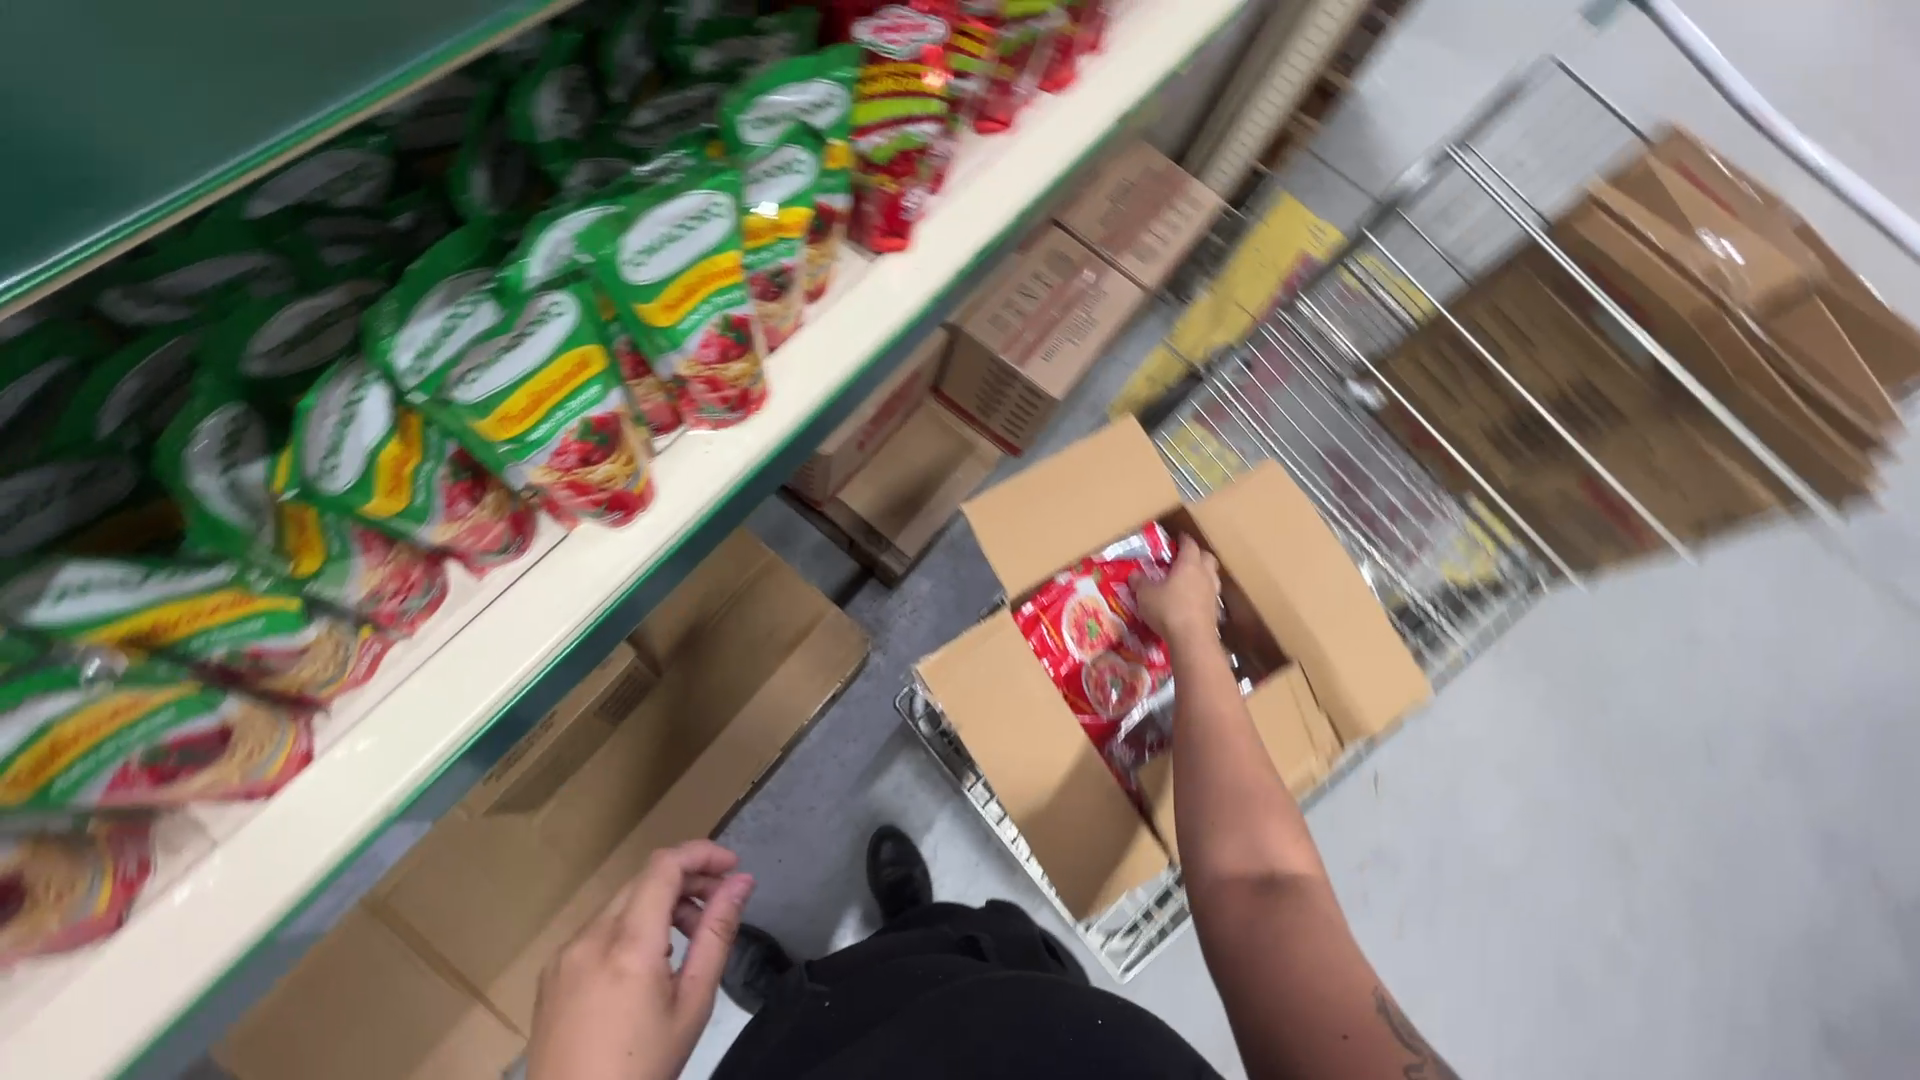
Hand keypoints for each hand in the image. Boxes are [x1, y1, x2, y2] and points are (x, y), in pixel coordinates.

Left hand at [527, 841, 754, 1079]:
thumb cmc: (645, 1067)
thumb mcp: (693, 1002)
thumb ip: (718, 934)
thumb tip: (741, 882)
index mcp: (628, 944)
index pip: (665, 866)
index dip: (702, 854)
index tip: (733, 868)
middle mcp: (590, 937)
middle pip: (644, 879)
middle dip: (687, 881)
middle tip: (719, 907)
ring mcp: (564, 954)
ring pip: (621, 903)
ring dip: (660, 905)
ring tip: (686, 942)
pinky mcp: (551, 972)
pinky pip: (598, 930)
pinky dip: (631, 928)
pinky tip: (646, 965)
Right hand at [1132, 536, 1221, 645]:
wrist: (1192, 639)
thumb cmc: (1167, 609)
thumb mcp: (1145, 595)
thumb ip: (1140, 582)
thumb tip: (1134, 574)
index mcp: (1188, 564)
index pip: (1189, 544)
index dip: (1183, 539)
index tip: (1177, 537)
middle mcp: (1204, 575)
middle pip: (1206, 557)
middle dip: (1197, 554)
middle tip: (1184, 558)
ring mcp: (1213, 593)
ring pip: (1212, 576)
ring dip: (1203, 574)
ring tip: (1189, 579)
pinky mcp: (1215, 611)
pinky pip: (1211, 596)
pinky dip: (1203, 594)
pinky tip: (1193, 601)